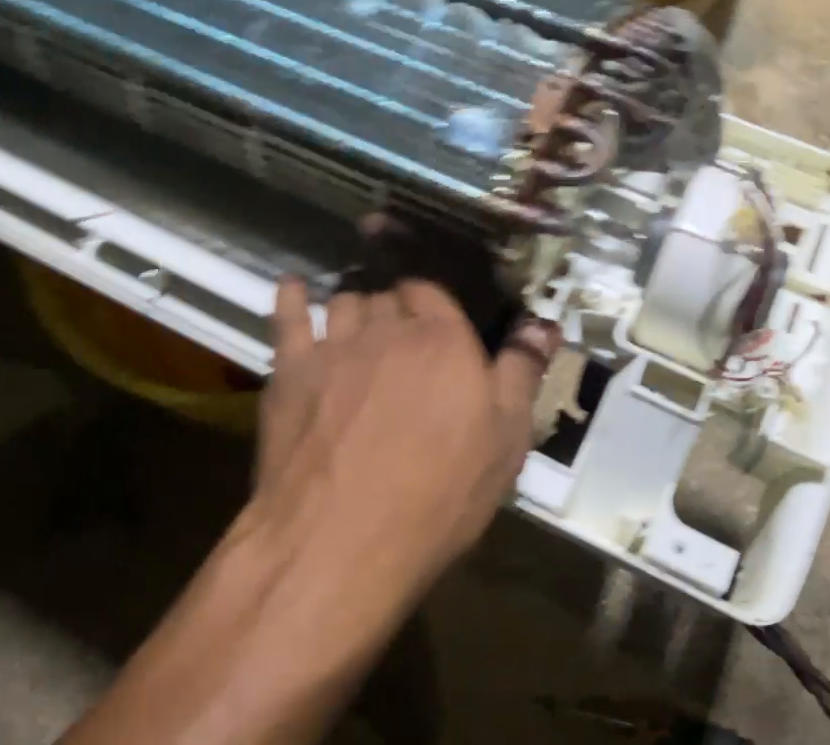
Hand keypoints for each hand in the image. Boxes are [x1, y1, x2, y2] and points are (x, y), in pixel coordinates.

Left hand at [260, 274, 557, 587]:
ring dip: (354, 306)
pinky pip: (287, 318)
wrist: (340, 540)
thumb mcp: (504, 442)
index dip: (433, 304)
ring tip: (356, 320)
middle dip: (395, 309)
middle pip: (389, 297)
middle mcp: (388, 329)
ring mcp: (334, 347)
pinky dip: (291, 298)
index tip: (436, 323)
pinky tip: (293, 289)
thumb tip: (542, 325)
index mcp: (444, 340)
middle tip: (399, 334)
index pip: (434, 292)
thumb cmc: (438, 496)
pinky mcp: (289, 372)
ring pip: (344, 302)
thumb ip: (521, 375)